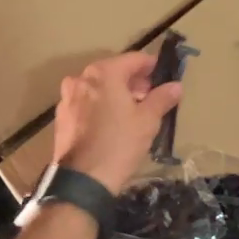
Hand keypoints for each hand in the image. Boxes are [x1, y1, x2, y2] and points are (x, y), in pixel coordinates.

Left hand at [52, 51, 183, 192]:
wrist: (83, 180)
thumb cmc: (119, 143)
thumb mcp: (147, 120)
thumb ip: (162, 98)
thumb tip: (176, 86)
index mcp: (103, 73)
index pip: (133, 59)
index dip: (150, 65)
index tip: (163, 73)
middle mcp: (81, 79)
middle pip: (113, 72)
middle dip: (133, 81)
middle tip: (151, 94)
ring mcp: (68, 98)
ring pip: (98, 88)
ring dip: (116, 94)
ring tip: (133, 110)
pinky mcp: (61, 118)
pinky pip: (86, 104)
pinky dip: (100, 106)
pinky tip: (112, 123)